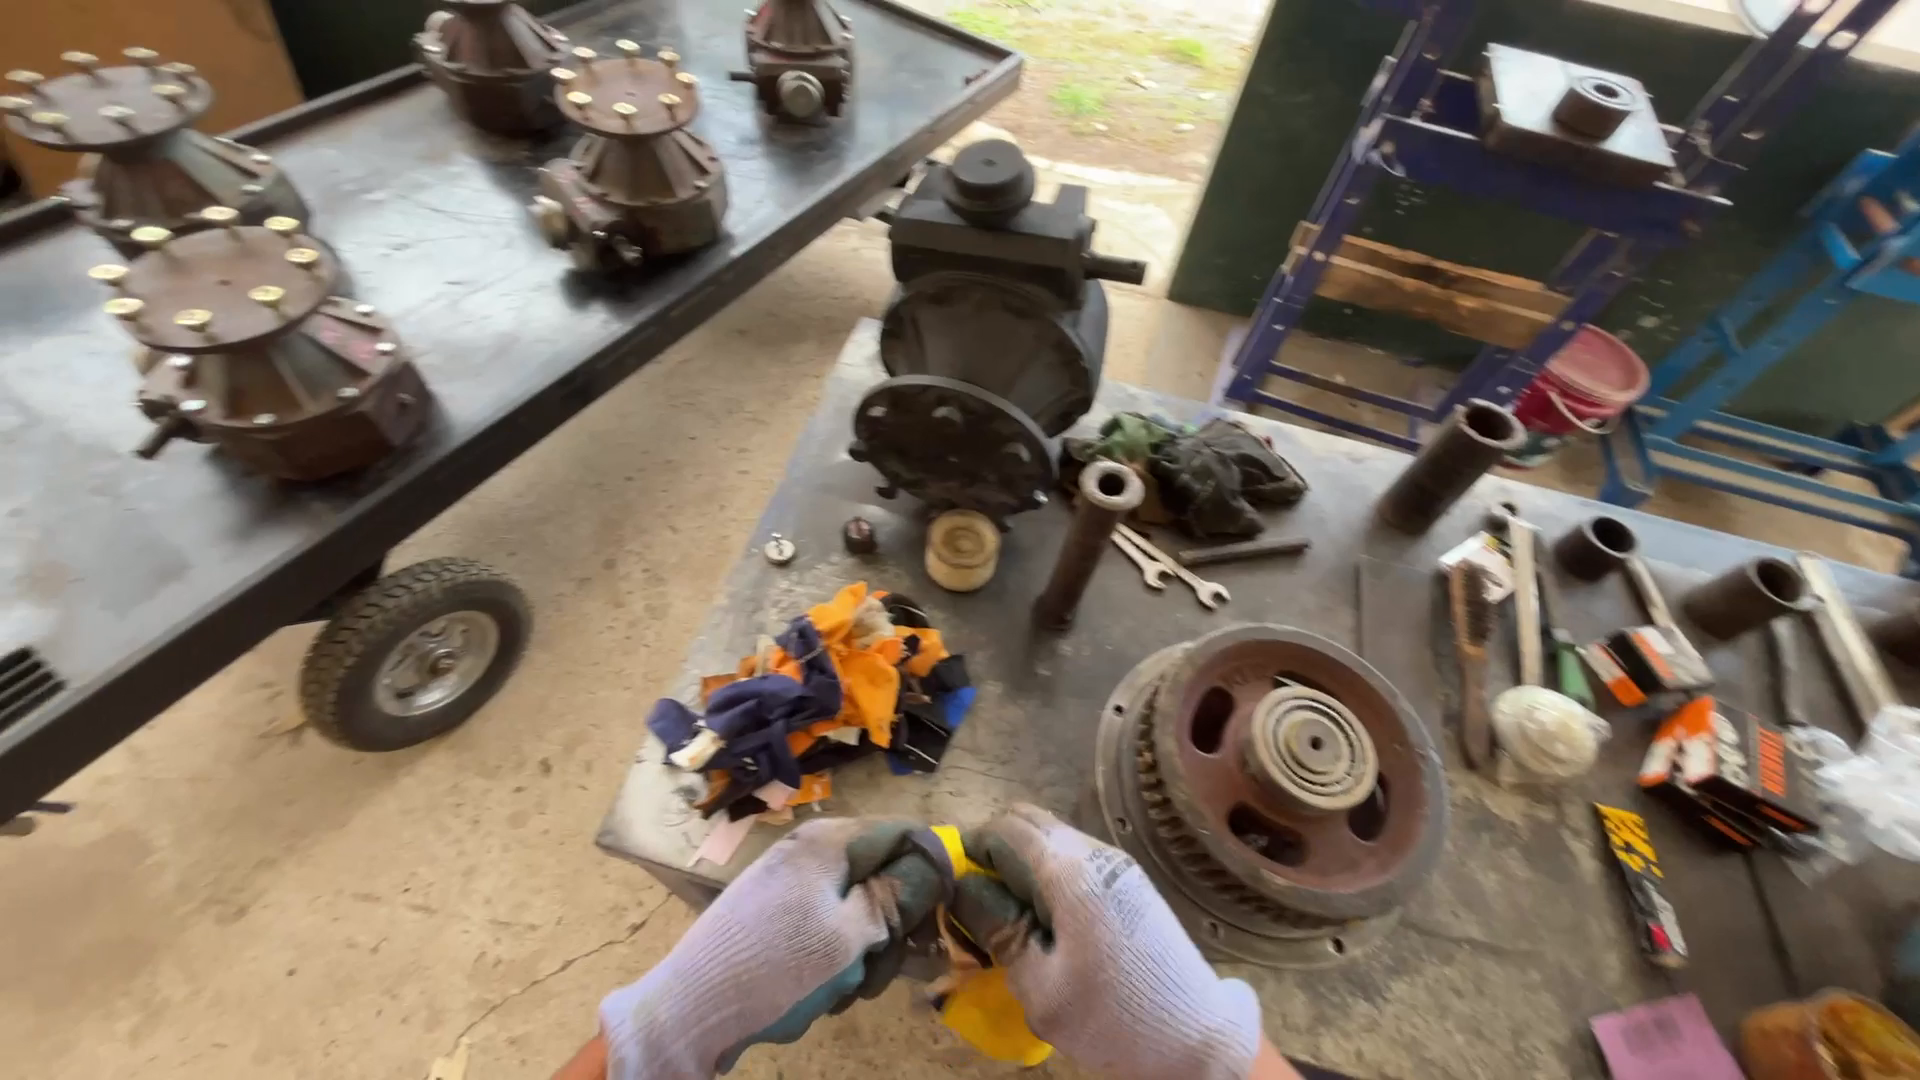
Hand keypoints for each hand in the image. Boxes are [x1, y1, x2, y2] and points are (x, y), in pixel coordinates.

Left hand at [598, 818, 949, 1079]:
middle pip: (881, 872)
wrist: (689, 1010)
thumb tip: (938, 865)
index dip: (931, 868)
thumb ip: (899, 896)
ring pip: (856, 903)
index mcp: (830, 839)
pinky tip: (821, 987)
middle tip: (882, 968)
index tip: (940, 915)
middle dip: (892, 923)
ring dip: (864, 948)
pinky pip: (826, 920)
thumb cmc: (777, 968)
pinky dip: (835, 953)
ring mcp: (790, 879)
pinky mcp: (775, 910)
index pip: (905, 832)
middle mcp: (811, 848)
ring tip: (845, 988)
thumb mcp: (852, 934)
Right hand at [951, 804, 1264, 1079]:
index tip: (956, 881)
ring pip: (1052, 835)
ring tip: (1011, 910)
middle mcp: (1094, 851)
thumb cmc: (1113, 1016)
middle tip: (980, 894)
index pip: (1006, 828)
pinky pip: (1074, 855)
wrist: (1198, 1038)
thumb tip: (963, 886)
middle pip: (1029, 820)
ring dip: (1022, 858)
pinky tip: (1046, 915)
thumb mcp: (1041, 986)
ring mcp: (1116, 862)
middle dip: (995, 847)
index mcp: (1070, 871)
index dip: (973, 846)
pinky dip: (1047, 869)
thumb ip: (998, 928)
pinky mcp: (1128, 879)